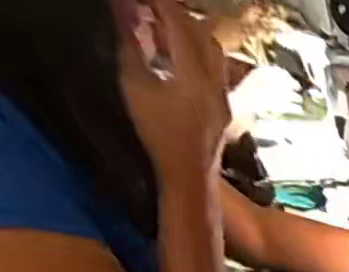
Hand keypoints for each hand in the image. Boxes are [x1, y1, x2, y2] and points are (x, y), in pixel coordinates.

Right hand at [116, 0, 231, 181]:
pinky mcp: (223, 111)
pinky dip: (194, 52)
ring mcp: (224, 100)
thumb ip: (130, 42)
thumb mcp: (134, 83)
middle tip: (146, 0)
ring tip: (156, 20)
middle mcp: (217, 86)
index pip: (180, 24)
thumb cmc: (157, 133)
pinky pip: (213, 71)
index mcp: (196, 77)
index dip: (159, 0)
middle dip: (175, 11)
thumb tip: (125, 8)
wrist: (189, 177)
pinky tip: (172, 51)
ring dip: (187, 32)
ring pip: (212, 54)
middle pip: (202, 36)